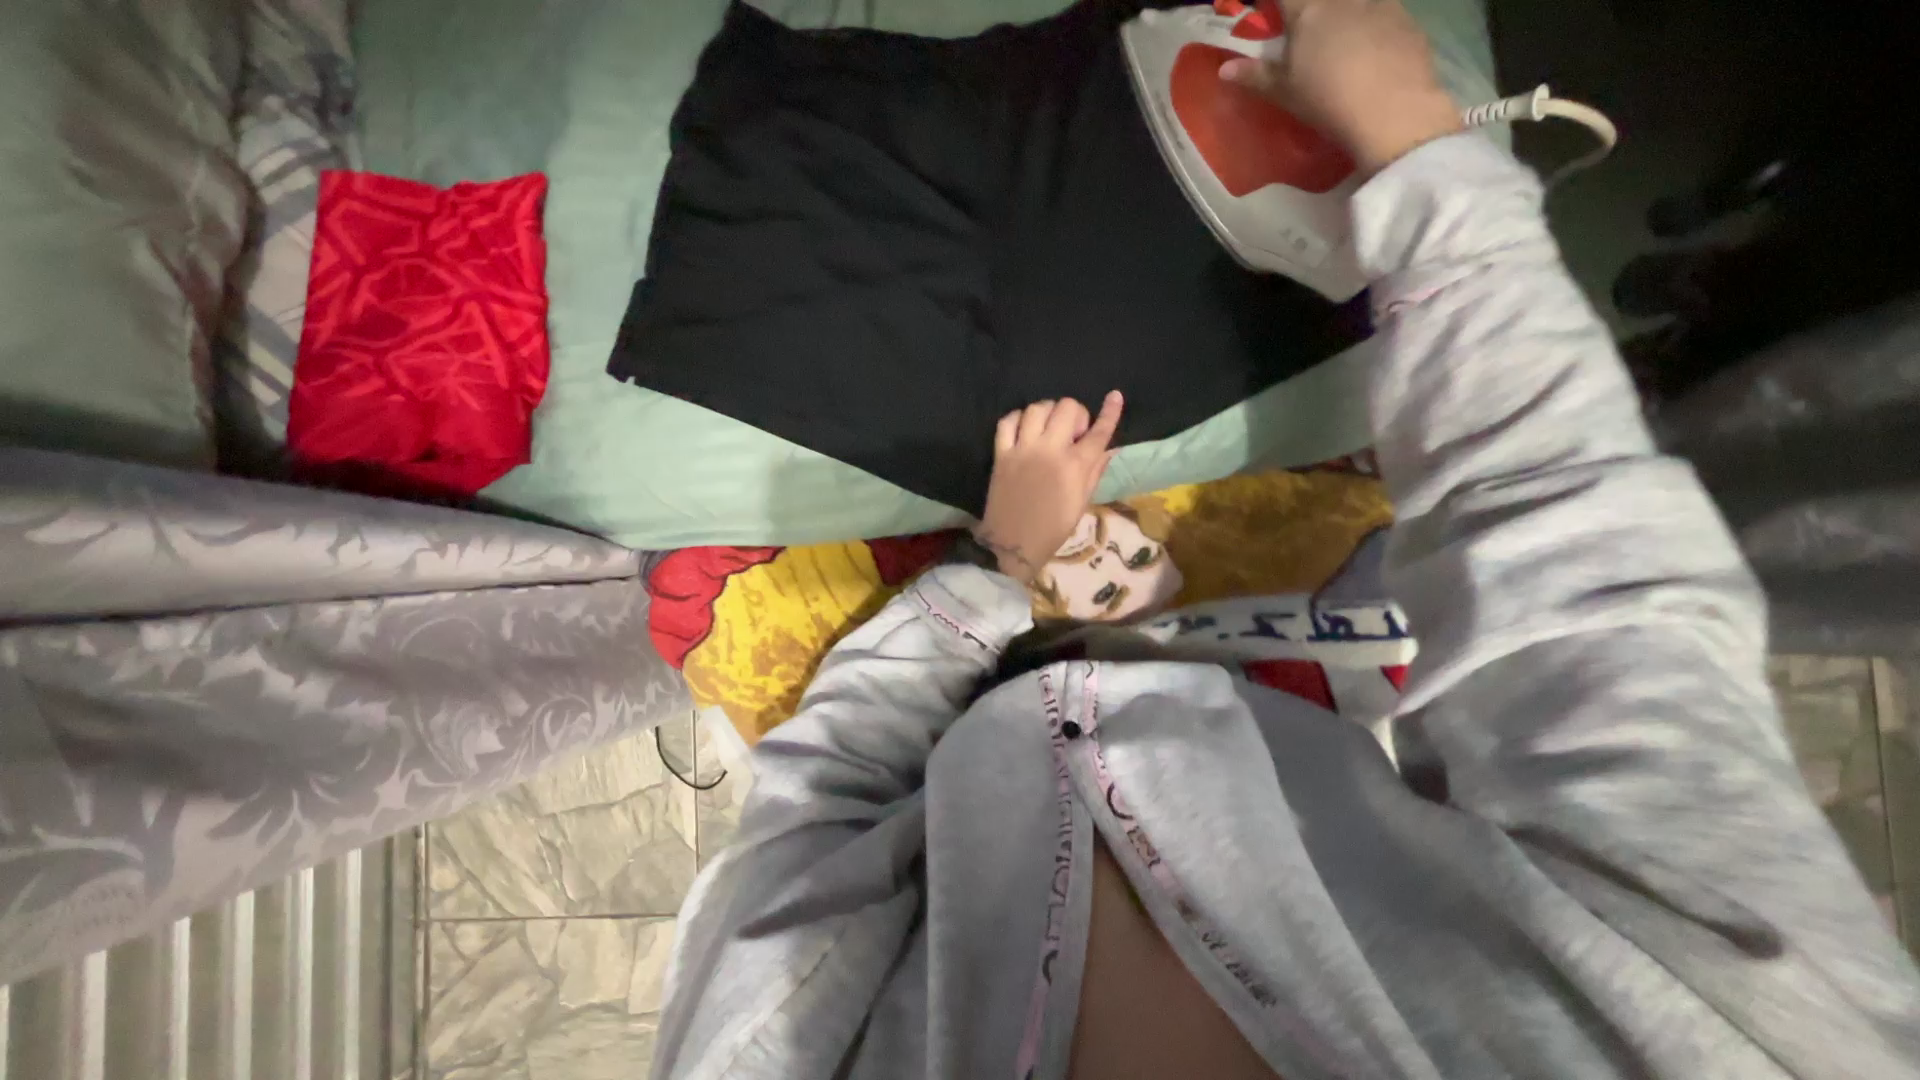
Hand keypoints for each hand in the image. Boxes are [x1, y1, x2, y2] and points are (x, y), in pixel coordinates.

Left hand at [974, 393, 1123, 583]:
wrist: (1013, 544)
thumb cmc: (1053, 528)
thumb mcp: (1082, 502)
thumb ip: (1096, 470)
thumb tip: (1109, 447)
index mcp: (1075, 466)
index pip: (1099, 431)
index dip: (1110, 411)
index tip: (1114, 396)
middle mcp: (1050, 450)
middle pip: (1067, 408)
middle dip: (1075, 413)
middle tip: (1073, 431)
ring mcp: (1023, 449)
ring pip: (1037, 408)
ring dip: (1048, 412)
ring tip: (1048, 428)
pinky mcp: (1001, 453)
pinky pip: (1008, 421)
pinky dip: (1018, 419)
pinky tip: (1024, 429)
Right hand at [1219, 0, 1462, 175]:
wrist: (1393, 109)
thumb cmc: (1327, 99)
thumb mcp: (1285, 92)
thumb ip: (1255, 75)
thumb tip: (1224, 69)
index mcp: (1307, 11)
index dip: (1275, 5)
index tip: (1272, 15)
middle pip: (1319, 1)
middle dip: (1309, 12)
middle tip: (1305, 33)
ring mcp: (1377, 2)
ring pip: (1352, 2)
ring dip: (1343, 14)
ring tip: (1338, 49)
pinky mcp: (1405, 16)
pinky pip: (1382, 9)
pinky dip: (1371, 20)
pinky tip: (1371, 49)